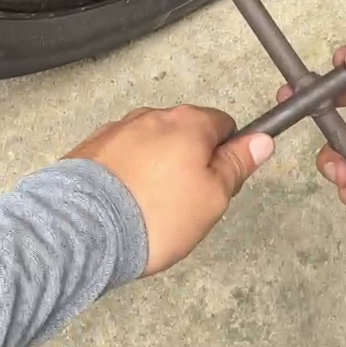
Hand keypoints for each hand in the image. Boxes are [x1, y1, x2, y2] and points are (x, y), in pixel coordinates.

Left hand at [66, 106, 274, 275]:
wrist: (84, 229)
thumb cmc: (154, 215)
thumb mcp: (214, 197)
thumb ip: (237, 164)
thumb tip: (261, 141)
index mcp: (188, 123)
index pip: (224, 125)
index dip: (227, 155)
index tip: (219, 182)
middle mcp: (152, 116)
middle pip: (185, 134)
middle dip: (189, 162)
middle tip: (186, 204)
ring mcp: (117, 130)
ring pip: (151, 146)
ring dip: (156, 168)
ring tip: (150, 209)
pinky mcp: (90, 149)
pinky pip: (120, 158)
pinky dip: (127, 175)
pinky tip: (123, 205)